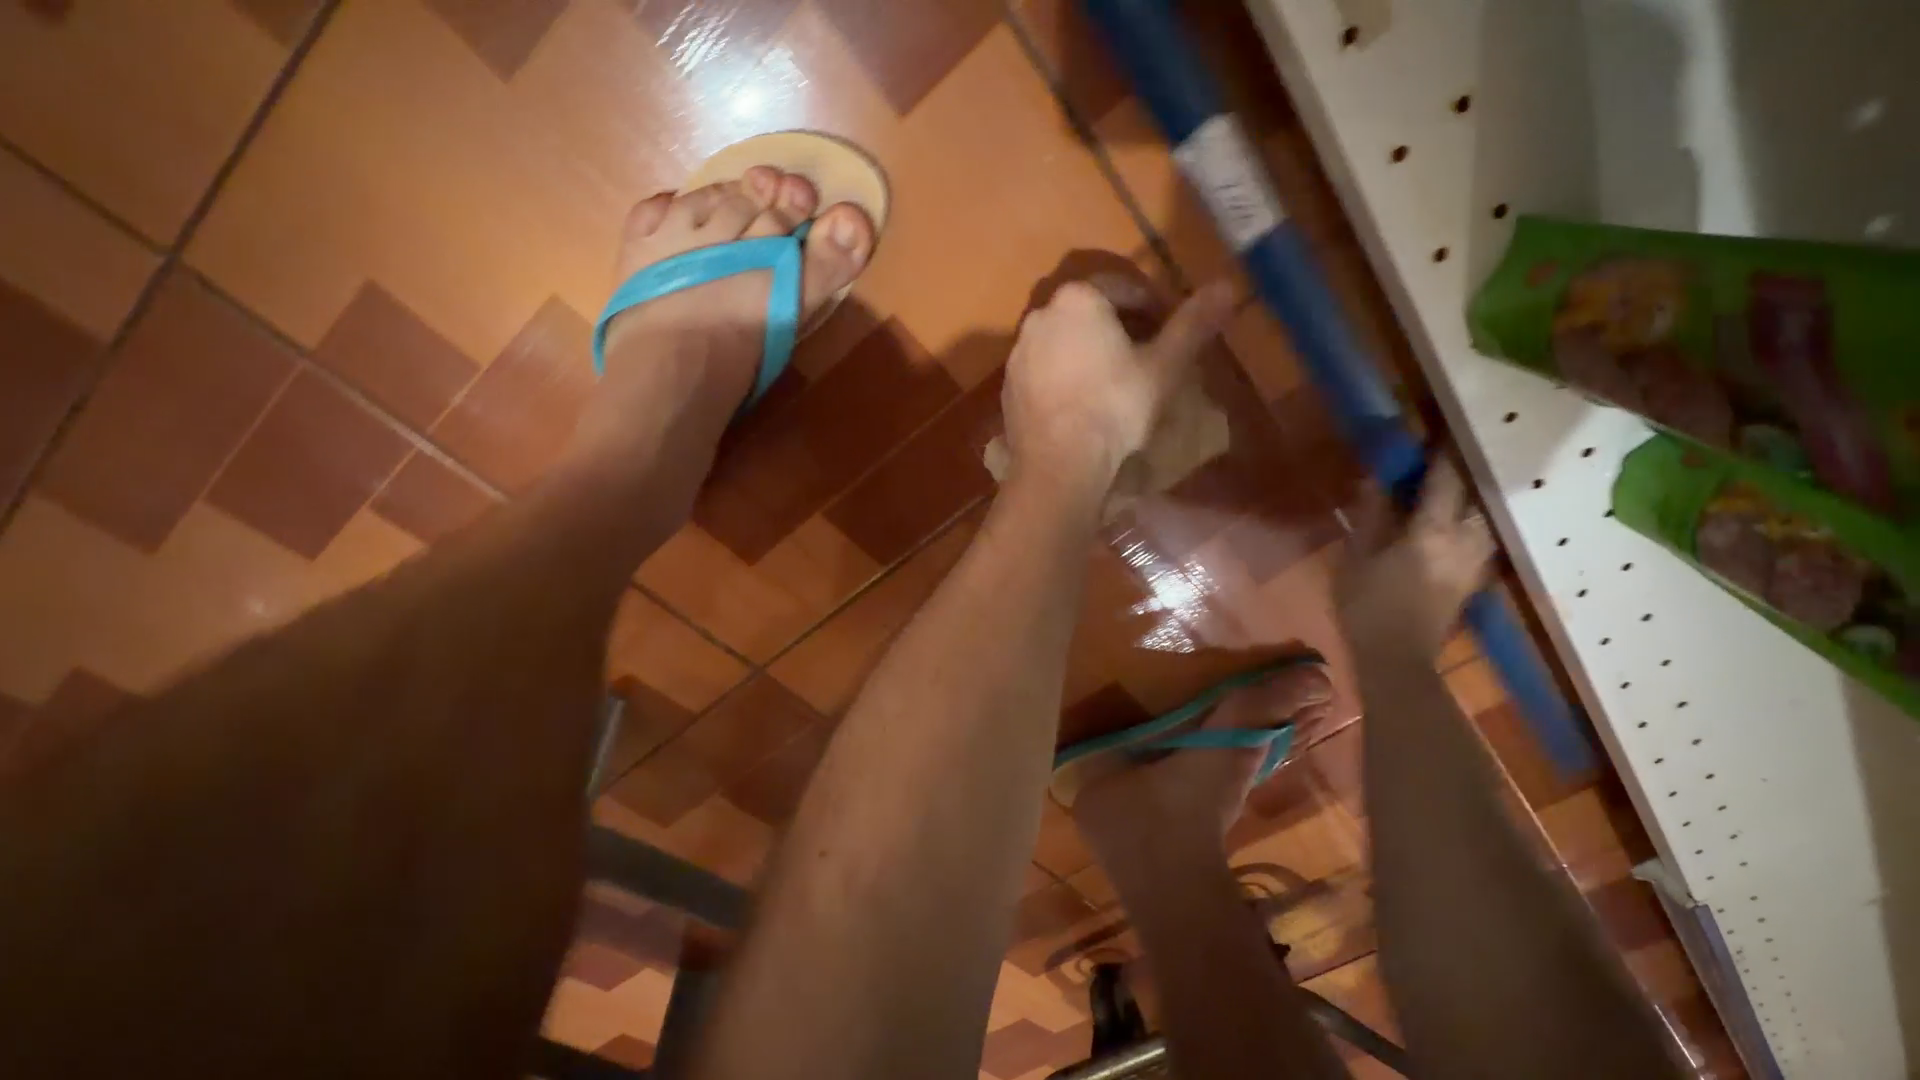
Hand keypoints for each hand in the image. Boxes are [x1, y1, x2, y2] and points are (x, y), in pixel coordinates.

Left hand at [999, 279, 1235, 491]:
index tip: (1172, 328)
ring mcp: (1019, 352)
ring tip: (1118, 379)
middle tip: (1149, 352)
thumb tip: (1228, 286)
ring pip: (1065, 340)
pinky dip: (1066, 375)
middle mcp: (1041, 315)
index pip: (1124, 287)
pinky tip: (1085, 402)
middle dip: (1121, 325)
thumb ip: (1193, 324)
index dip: (1154, 305)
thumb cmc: (1115, 408)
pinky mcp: (1008, 385)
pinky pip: (1045, 369)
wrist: (1057, 464)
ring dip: (1091, 350)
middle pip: (1090, 311)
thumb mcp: (1164, 366)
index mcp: (1079, 299)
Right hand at [1336, 461, 1495, 656]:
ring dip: (1472, 504)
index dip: (1439, 454)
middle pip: (1476, 497)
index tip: (1432, 433)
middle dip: (1463, 477)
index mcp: (1432, 531)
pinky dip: (1473, 528)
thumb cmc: (1367, 606)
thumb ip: (1371, 515)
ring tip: (1454, 496)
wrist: (1396, 660)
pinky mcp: (1474, 583)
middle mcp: (1464, 541)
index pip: (1445, 480)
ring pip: (1485, 521)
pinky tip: (1458, 530)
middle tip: (1445, 464)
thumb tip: (1376, 479)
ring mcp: (1474, 564)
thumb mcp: (1357, 557)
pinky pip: (1482, 543)